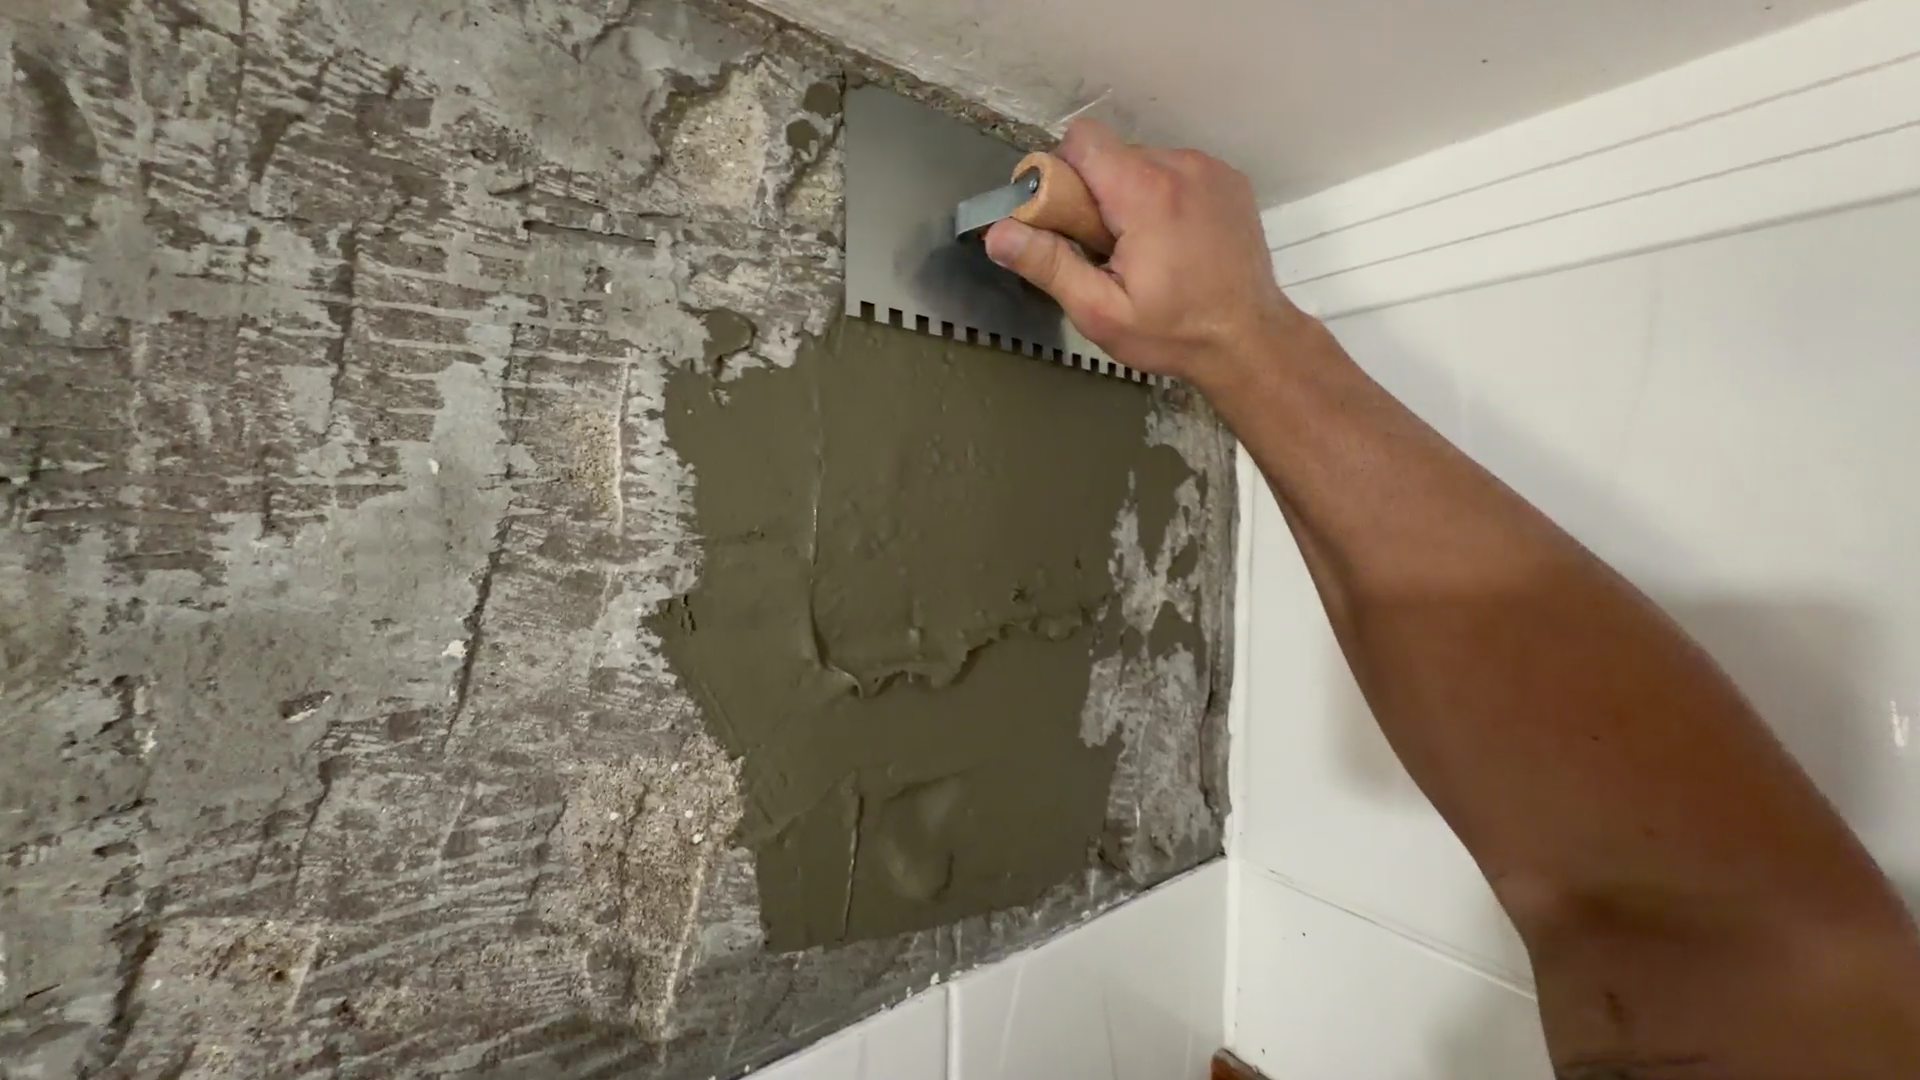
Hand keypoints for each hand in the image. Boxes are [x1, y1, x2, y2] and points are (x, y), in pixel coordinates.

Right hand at [984, 119, 1305, 388]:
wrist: (1249, 341)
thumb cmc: (1172, 333)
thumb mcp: (1099, 312)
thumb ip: (1048, 265)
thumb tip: (997, 233)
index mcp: (1145, 192)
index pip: (1082, 140)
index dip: (1062, 174)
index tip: (1065, 220)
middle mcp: (1181, 165)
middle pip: (1112, 155)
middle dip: (1096, 196)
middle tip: (1106, 253)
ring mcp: (1211, 169)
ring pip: (1145, 163)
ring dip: (1130, 198)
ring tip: (1144, 254)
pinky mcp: (1230, 181)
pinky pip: (1177, 173)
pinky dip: (1164, 200)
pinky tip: (1173, 245)